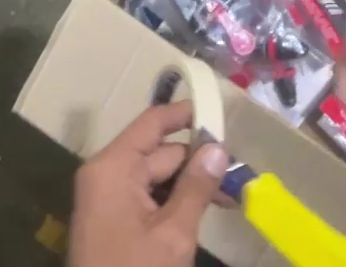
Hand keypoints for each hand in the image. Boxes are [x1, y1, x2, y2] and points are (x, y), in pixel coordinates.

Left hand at [68, 100, 228, 266]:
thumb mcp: (173, 235)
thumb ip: (196, 187)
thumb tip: (218, 147)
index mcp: (113, 166)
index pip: (153, 123)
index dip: (186, 114)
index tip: (220, 110)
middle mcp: (107, 173)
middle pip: (160, 152)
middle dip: (198, 160)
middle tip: (238, 171)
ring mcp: (109, 198)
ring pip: (159, 177)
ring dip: (191, 183)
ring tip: (230, 195)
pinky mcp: (115, 221)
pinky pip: (150, 198)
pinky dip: (176, 202)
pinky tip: (207, 209)